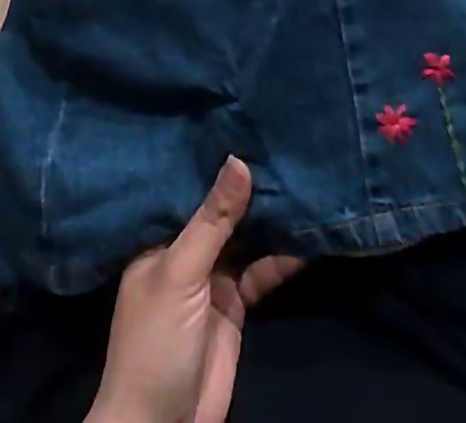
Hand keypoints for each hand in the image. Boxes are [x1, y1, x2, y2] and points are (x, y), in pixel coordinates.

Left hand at [87, 157, 305, 422]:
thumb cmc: (156, 340)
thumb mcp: (181, 273)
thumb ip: (213, 219)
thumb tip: (238, 158)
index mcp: (160, 240)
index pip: (189, 192)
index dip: (215, 164)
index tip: (245, 126)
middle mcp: (187, 253)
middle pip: (223, 214)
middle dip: (250, 188)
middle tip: (284, 145)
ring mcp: (213, 278)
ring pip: (247, 238)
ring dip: (271, 219)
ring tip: (303, 180)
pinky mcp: (237, 304)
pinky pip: (263, 271)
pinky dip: (284, 256)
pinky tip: (308, 236)